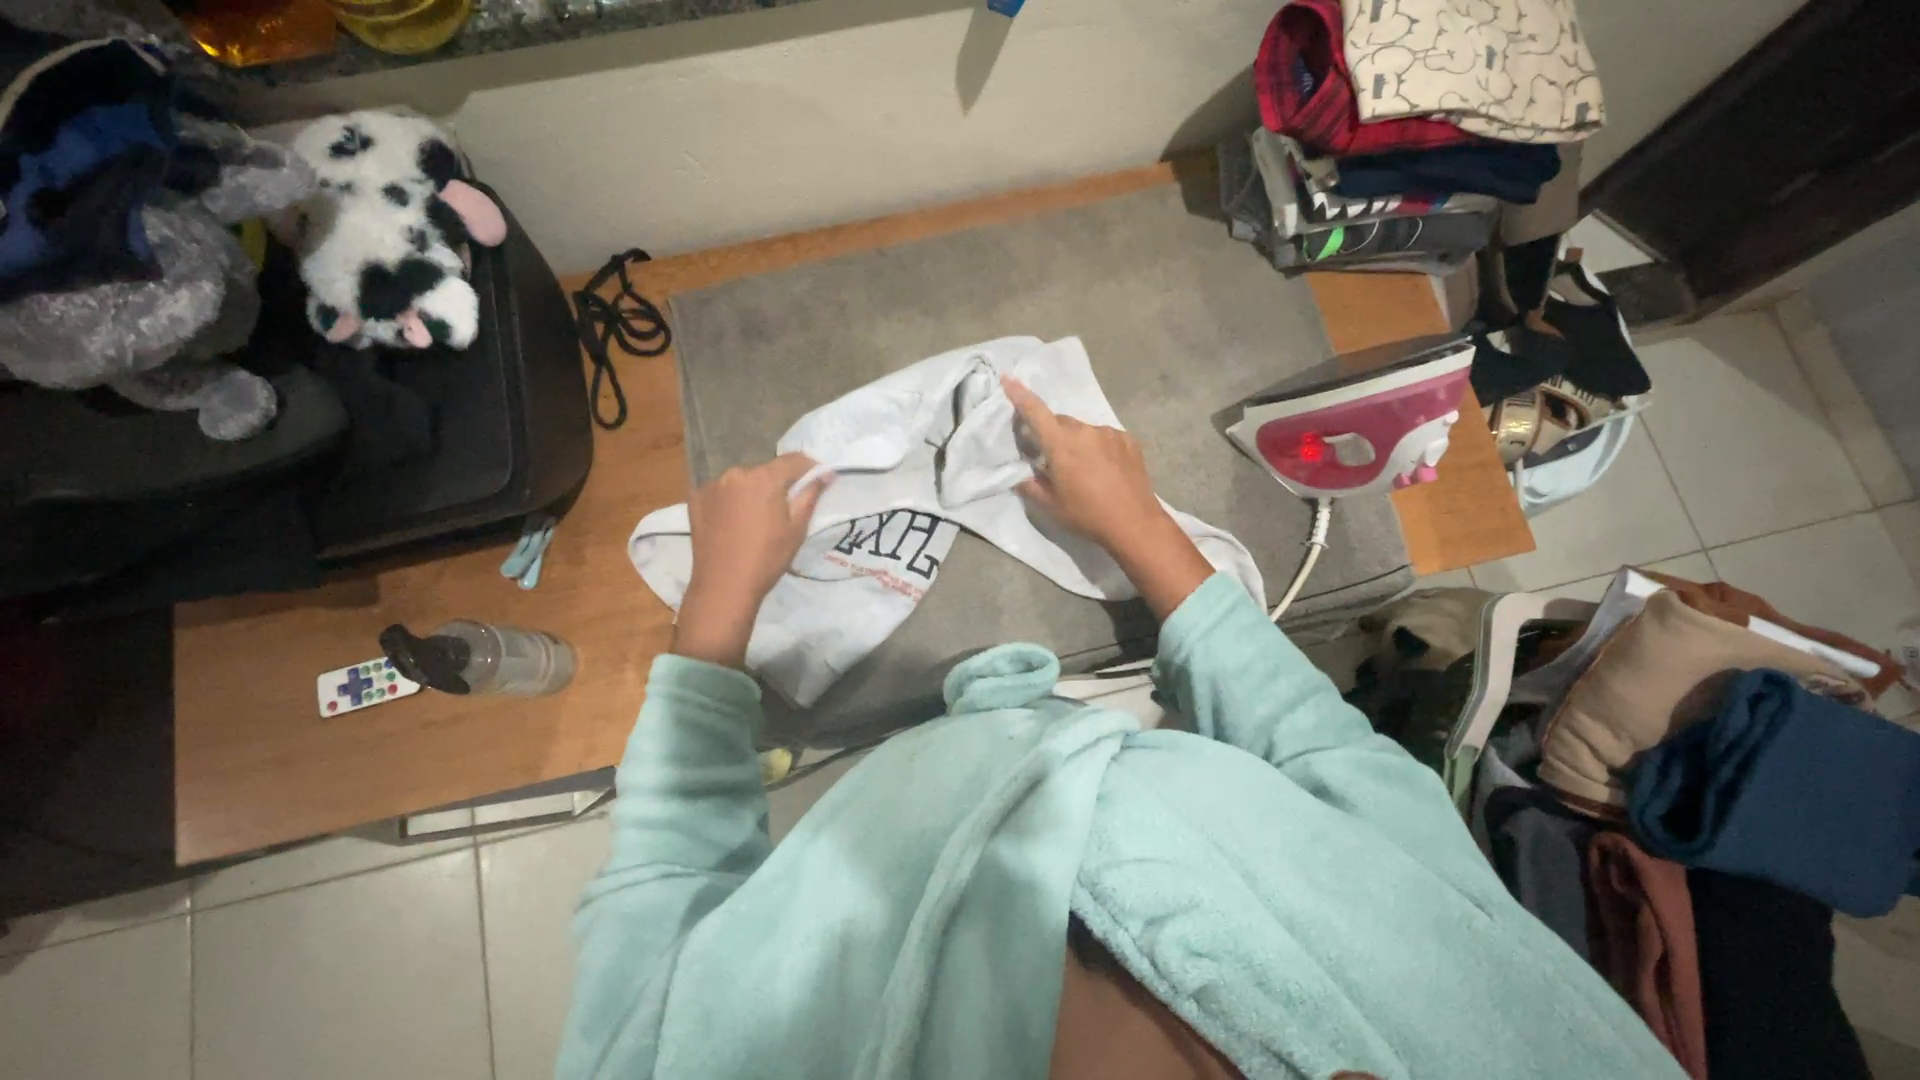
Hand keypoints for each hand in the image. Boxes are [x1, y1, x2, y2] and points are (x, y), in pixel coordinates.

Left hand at [672, 453, 831, 667]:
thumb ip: (810, 495)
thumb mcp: (797, 528)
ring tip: (756, 519)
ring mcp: (712, 485)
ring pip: (743, 481)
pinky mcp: (696, 498)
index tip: (819, 480)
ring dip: (753, 491)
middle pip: (766, 471)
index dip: (810, 467)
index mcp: (763, 478)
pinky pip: (722, 491)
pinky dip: (731, 500)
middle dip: (779, 483)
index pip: (793, 460)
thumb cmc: (767, 558)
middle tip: (785, 508)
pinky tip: (734, 522)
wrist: (723, 586)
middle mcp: (735, 473)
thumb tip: (824, 474)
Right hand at [1002, 376, 1212, 618]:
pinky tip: (1105, 470)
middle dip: (1053, 434)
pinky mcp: (1128, 440)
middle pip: (1060, 423)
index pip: (1035, 412)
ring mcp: (1110, 433)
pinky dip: (1099, 448)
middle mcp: (1085, 431)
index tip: (1008, 379)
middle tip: (1053, 460)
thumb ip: (1031, 486)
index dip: (1019, 395)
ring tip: (1085, 471)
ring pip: (1084, 431)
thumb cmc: (1087, 515)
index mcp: (1061, 445)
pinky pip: (1105, 438)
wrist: (1134, 523)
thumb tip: (1022, 475)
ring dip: (1078, 443)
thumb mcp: (1051, 506)